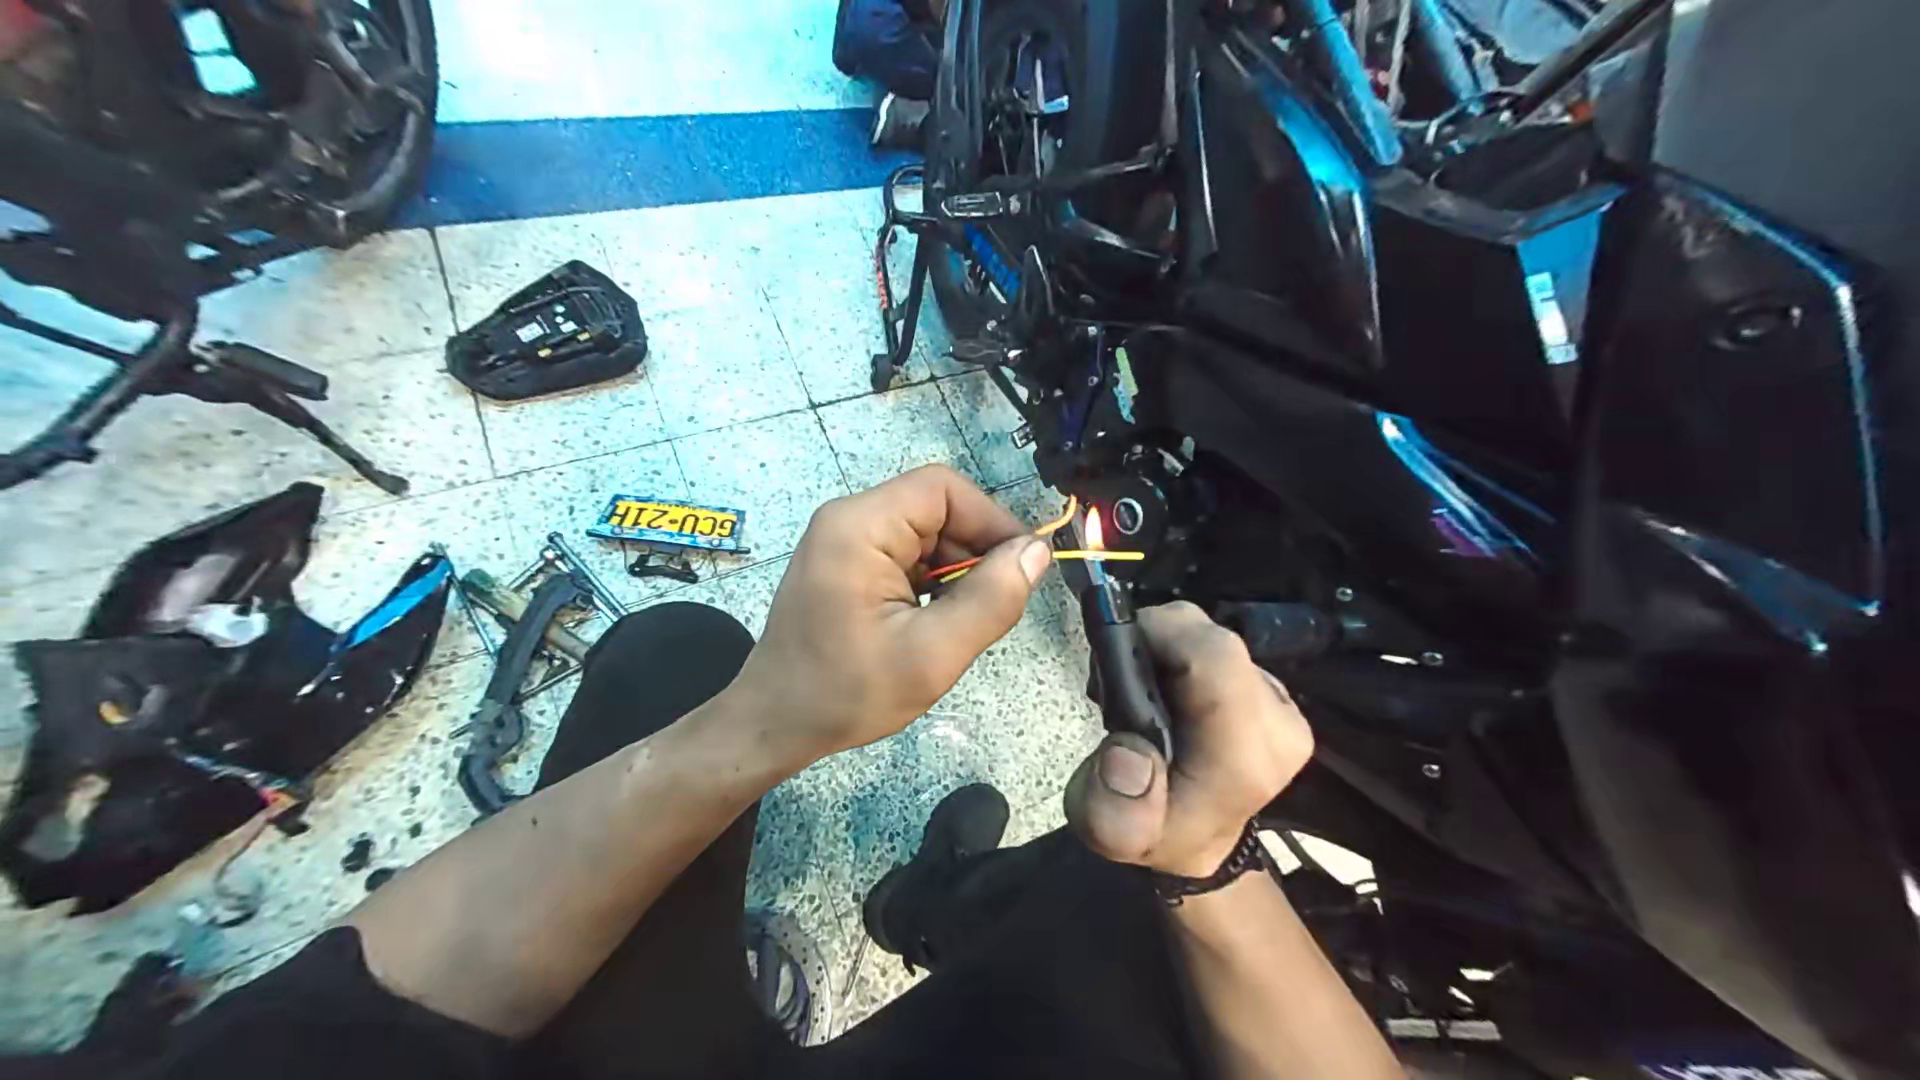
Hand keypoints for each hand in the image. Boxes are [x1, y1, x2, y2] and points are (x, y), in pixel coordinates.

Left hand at [727, 465, 1053, 765]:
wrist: (775, 724)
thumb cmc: (846, 692)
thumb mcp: (931, 654)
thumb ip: (991, 600)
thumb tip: (1035, 552)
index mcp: (860, 526)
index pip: (943, 489)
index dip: (991, 520)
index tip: (1021, 566)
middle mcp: (849, 520)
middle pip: (936, 510)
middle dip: (974, 551)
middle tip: (994, 605)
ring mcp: (846, 541)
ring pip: (926, 534)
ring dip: (956, 570)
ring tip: (962, 620)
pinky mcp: (848, 564)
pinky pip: (907, 555)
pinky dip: (933, 581)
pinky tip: (936, 620)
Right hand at [1065, 602, 1312, 877]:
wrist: (1195, 837)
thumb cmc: (1151, 832)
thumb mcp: (1112, 833)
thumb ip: (1115, 808)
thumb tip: (1130, 754)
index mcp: (1246, 756)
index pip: (1213, 656)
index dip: (1156, 638)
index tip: (1113, 666)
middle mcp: (1279, 722)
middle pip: (1210, 638)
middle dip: (1153, 644)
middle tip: (1117, 683)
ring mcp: (1281, 703)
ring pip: (1211, 635)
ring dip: (1164, 648)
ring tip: (1138, 690)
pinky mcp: (1271, 689)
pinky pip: (1215, 645)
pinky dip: (1179, 653)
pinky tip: (1162, 689)